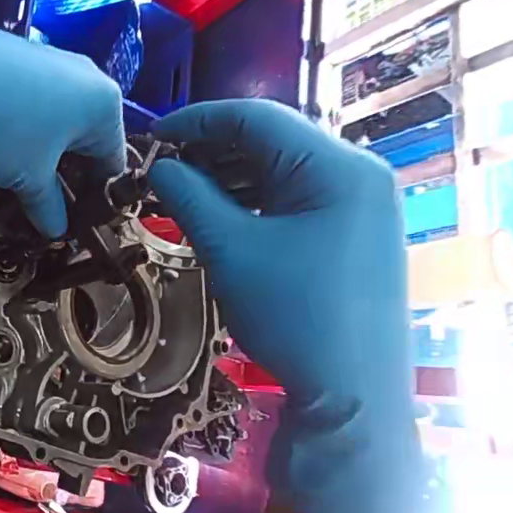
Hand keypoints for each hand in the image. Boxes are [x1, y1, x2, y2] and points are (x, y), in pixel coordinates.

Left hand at [0, 0, 125, 236]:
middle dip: (68, 181)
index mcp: (105, 107)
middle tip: (48, 210)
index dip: (95, 201)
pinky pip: (42, 110)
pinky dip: (33, 137)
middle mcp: (90, 81)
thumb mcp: (29, 179)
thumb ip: (49, 208)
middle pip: (88, 146)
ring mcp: (59, 68)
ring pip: (63, 129)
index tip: (77, 223)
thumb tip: (57, 229)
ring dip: (47, 161)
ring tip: (25, 188)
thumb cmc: (2, 124)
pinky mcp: (29, 65)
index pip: (113, 166)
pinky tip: (11, 157)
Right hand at [147, 100, 420, 512]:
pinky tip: (220, 216)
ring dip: (230, 178)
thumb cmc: (292, 316)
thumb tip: (159, 167)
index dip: (198, 121)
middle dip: (212, 151)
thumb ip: (191, 200)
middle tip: (161, 169)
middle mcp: (358, 174)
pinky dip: (254, 203)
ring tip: (182, 193)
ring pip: (283, 173)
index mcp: (337, 167)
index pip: (258, 120)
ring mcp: (361, 206)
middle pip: (274, 142)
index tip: (151, 135)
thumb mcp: (232, 252)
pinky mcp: (354, 236)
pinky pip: (296, 202)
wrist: (352, 392)